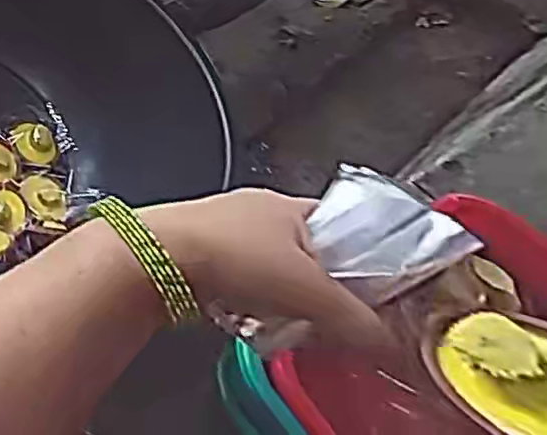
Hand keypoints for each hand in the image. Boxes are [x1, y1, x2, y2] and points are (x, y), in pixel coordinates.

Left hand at [140, 188, 388, 349]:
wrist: (160, 257)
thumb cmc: (234, 256)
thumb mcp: (313, 291)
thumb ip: (360, 319)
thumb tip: (386, 340)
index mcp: (287, 205)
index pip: (346, 227)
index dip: (371, 259)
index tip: (386, 295)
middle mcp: (256, 213)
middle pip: (313, 259)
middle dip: (327, 293)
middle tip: (340, 322)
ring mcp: (227, 233)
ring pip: (278, 276)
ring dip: (290, 304)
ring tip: (296, 326)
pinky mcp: (206, 256)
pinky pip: (247, 286)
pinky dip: (257, 306)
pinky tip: (259, 322)